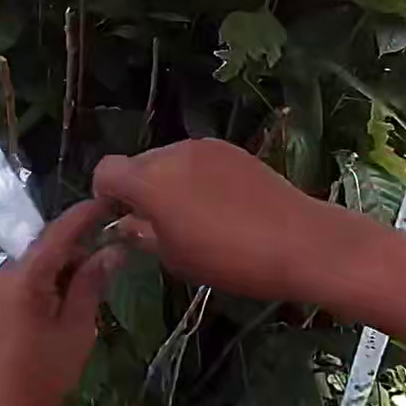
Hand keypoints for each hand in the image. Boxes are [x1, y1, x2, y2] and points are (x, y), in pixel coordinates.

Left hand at [0, 200, 122, 405]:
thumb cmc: (40, 376)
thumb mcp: (76, 328)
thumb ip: (91, 282)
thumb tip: (112, 249)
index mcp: (22, 276)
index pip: (59, 232)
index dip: (86, 215)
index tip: (110, 202)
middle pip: (45, 251)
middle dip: (75, 256)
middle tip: (104, 275)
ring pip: (32, 268)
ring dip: (59, 274)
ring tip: (81, 303)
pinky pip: (18, 285)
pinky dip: (41, 288)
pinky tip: (56, 314)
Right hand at [92, 139, 374, 302]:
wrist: (298, 239)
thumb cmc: (230, 258)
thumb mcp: (177, 258)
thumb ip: (144, 234)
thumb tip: (127, 223)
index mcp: (151, 180)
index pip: (107, 171)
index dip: (106, 194)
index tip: (120, 217)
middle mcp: (173, 152)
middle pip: (138, 162)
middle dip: (138, 188)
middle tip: (157, 222)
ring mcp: (205, 146)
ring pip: (168, 158)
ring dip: (167, 180)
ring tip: (192, 214)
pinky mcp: (232, 148)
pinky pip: (197, 158)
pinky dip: (194, 175)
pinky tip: (218, 203)